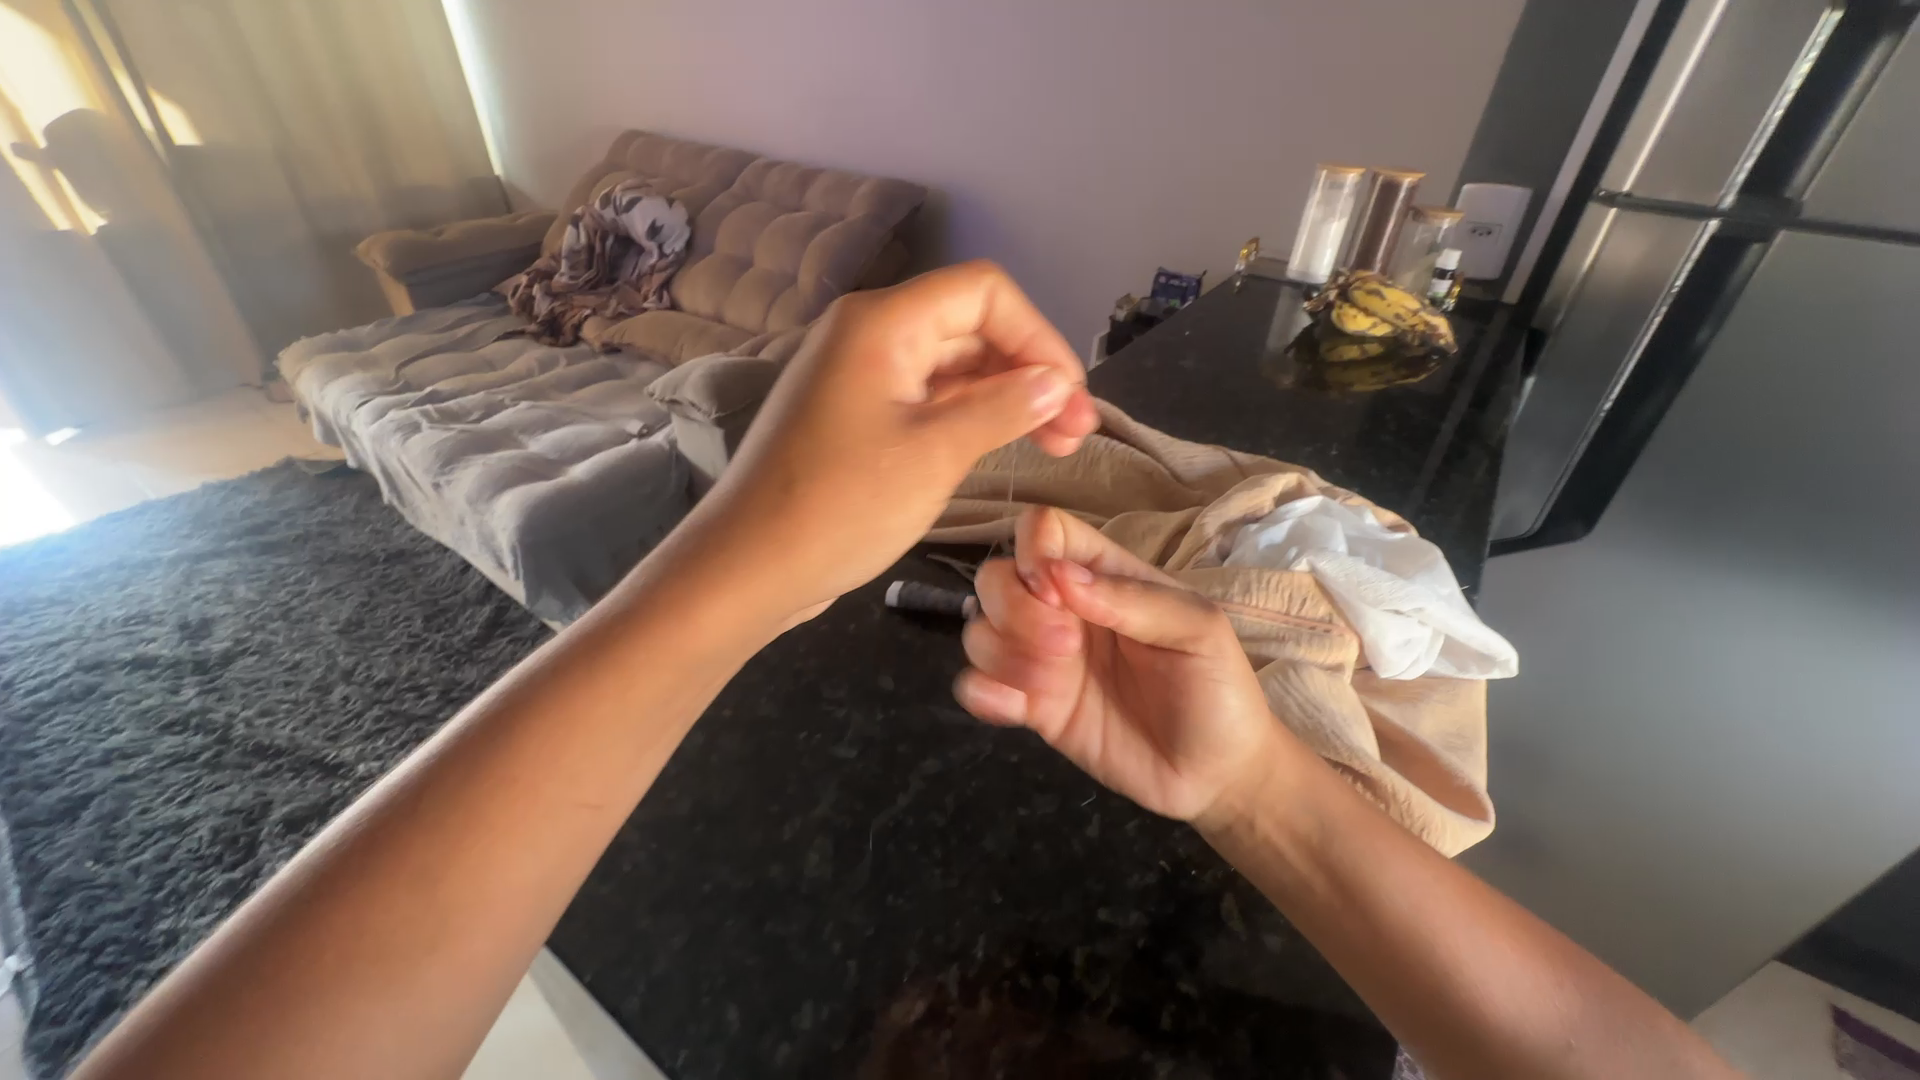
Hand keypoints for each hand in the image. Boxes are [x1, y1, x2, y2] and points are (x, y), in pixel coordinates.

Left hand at [686, 261, 1098, 623]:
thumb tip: (1057, 384)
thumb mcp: (934, 455)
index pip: (984, 293)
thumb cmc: (841, 506)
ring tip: (1054, 446)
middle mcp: (870, 334)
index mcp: (883, 323)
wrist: (750, 567)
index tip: (1072, 398)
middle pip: (971, 328)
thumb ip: (1002, 408)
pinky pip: (926, 400)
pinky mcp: (858, 417)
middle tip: (1075, 435)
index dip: (1039, 338)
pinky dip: (969, 419)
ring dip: (1005, 400)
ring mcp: (861, 377)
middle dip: (1029, 373)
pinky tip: (1004, 447)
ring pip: (952, 369)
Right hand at [953, 507, 1286, 822]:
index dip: (1034, 550)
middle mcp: (1062, 610)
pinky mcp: (1032, 707)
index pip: (1042, 530)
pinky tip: (1016, 709)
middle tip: (1064, 646)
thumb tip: (1059, 576)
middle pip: (995, 576)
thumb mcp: (1196, 630)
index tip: (1057, 592)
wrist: (1216, 772)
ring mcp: (1042, 659)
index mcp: (1103, 575)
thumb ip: (1132, 599)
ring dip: (1001, 653)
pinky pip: (977, 686)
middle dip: (1013, 608)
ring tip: (1050, 686)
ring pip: (979, 630)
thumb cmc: (1216, 685)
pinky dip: (981, 692)